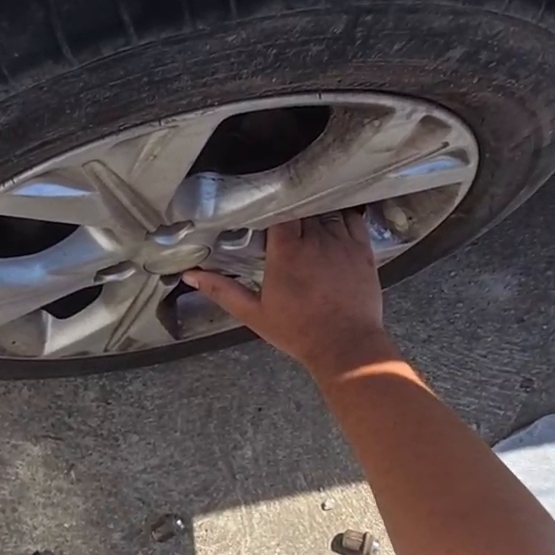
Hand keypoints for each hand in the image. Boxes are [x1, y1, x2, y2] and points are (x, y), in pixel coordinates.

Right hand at [182, 212, 398, 378]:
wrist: (345, 345)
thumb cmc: (298, 332)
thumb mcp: (253, 313)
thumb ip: (222, 290)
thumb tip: (191, 276)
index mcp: (286, 252)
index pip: (278, 212)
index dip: (271, 209)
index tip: (263, 216)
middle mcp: (315, 240)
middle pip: (302, 209)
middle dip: (292, 211)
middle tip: (283, 220)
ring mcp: (342, 242)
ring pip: (326, 211)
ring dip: (316, 213)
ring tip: (307, 220)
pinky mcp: (363, 250)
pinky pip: (354, 219)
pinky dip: (343, 216)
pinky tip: (334, 221)